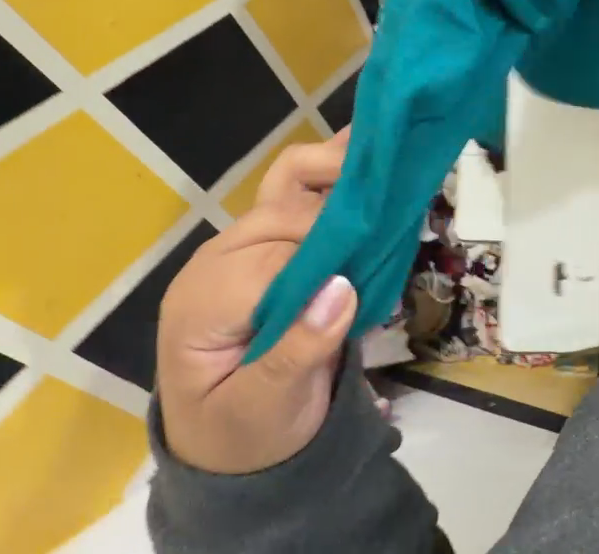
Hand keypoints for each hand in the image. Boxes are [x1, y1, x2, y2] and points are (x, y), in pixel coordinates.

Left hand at [156, 127, 359, 474]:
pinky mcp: (269, 242)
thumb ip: (297, 352)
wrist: (230, 445)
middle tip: (396, 205)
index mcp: (202, 303)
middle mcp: (218, 261)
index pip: (272, 259)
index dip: (325, 256)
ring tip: (387, 157)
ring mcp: (243, 246)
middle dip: (339, 206)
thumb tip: (342, 287)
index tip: (374, 259)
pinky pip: (298, 190)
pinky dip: (335, 172)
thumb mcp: (265, 411)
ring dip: (336, 168)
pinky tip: (367, 153)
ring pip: (287, 182)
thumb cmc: (243, 432)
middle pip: (281, 210)